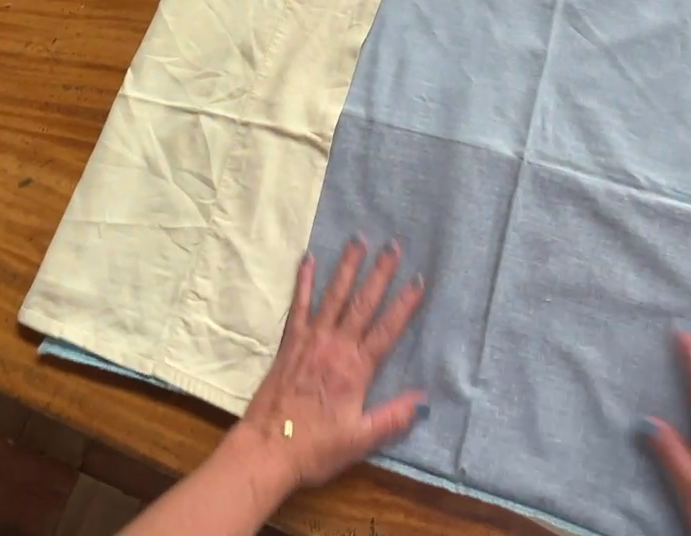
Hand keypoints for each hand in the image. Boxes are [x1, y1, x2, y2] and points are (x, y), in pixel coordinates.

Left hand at [224, 238, 426, 494]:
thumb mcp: (360, 440)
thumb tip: (424, 399)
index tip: (419, 279)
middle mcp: (336, 345)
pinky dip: (304, 281)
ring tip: (358, 240)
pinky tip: (308, 259)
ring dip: (347, 267)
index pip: (387, 329)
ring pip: (333, 295)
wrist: (266, 449)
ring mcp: (311, 339)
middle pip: (363, 303)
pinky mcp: (290, 341)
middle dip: (380, 273)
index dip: (405, 304)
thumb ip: (393, 418)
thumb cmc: (315, 447)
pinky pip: (299, 305)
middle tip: (393, 245)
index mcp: (356, 369)